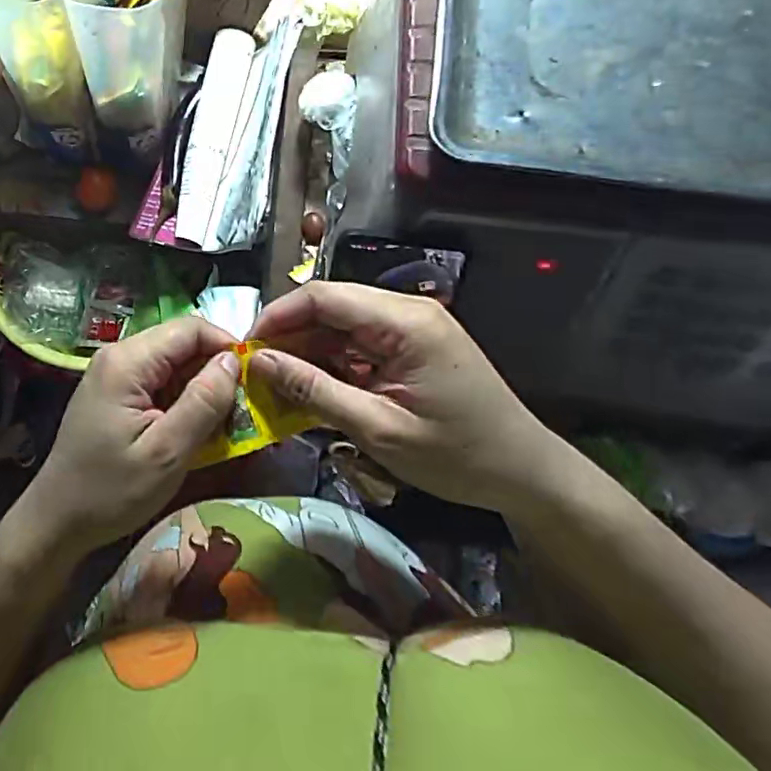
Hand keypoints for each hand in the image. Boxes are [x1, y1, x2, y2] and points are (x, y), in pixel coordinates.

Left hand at [11, 318, 239, 555]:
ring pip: (172, 364)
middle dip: (215, 371)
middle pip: (180, 343)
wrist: (58, 518)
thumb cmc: (111, 490)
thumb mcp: (167, 452)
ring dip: (200, 389)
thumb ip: (203, 402)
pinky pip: (157, 382)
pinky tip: (193, 430)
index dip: (227, 347)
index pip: (190, 328)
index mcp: (127, 362)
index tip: (255, 382)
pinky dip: (180, 400)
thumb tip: (234, 361)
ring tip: (223, 425)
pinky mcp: (113, 393)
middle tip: (243, 410)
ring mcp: (112, 374)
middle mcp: (117, 356)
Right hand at [246, 282, 587, 517]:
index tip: (244, 348)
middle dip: (286, 336)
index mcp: (404, 322)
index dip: (276, 316)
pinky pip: (353, 345)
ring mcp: (408, 328)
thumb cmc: (458, 455)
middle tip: (253, 371)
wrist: (526, 475)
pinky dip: (326, 365)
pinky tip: (306, 389)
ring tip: (273, 384)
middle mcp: (405, 312)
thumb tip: (257, 362)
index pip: (322, 296)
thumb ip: (313, 390)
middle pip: (327, 307)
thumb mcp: (378, 428)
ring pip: (336, 326)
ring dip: (303, 352)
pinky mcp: (407, 347)